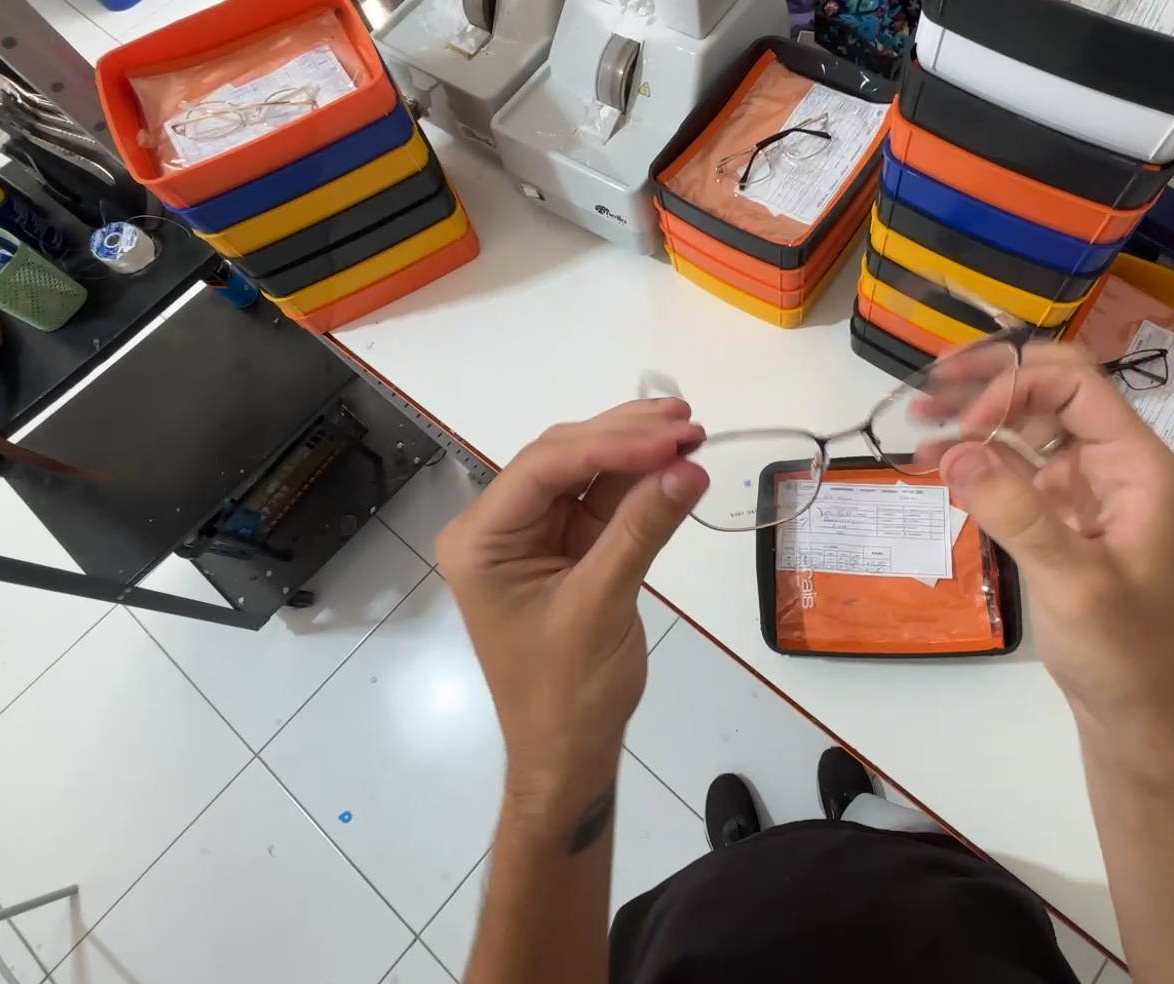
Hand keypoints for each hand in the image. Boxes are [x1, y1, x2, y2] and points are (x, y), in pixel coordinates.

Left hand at [438, 400, 709, 809]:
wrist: (571, 751)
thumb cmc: (568, 691)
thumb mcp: (601, 606)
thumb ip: (642, 530)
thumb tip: (691, 467)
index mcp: (481, 540)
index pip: (542, 469)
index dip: (608, 444)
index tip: (670, 438)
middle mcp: (501, 526)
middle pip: (563, 459)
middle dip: (626, 438)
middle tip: (687, 422)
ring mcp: (538, 534)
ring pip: (587, 471)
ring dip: (638, 451)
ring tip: (689, 429)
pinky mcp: (571, 546)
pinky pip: (606, 500)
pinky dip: (642, 481)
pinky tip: (676, 462)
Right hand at [935, 343, 1173, 727]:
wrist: (1130, 706)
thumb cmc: (1121, 647)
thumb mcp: (1072, 580)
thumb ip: (1016, 512)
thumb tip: (955, 451)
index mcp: (1133, 464)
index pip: (1074, 386)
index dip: (1015, 386)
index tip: (966, 422)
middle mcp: (1108, 461)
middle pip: (1047, 390)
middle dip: (989, 380)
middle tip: (930, 382)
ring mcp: (1078, 484)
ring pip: (1023, 423)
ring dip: (973, 413)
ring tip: (919, 414)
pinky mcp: (1052, 509)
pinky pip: (1009, 466)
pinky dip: (972, 456)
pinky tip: (932, 458)